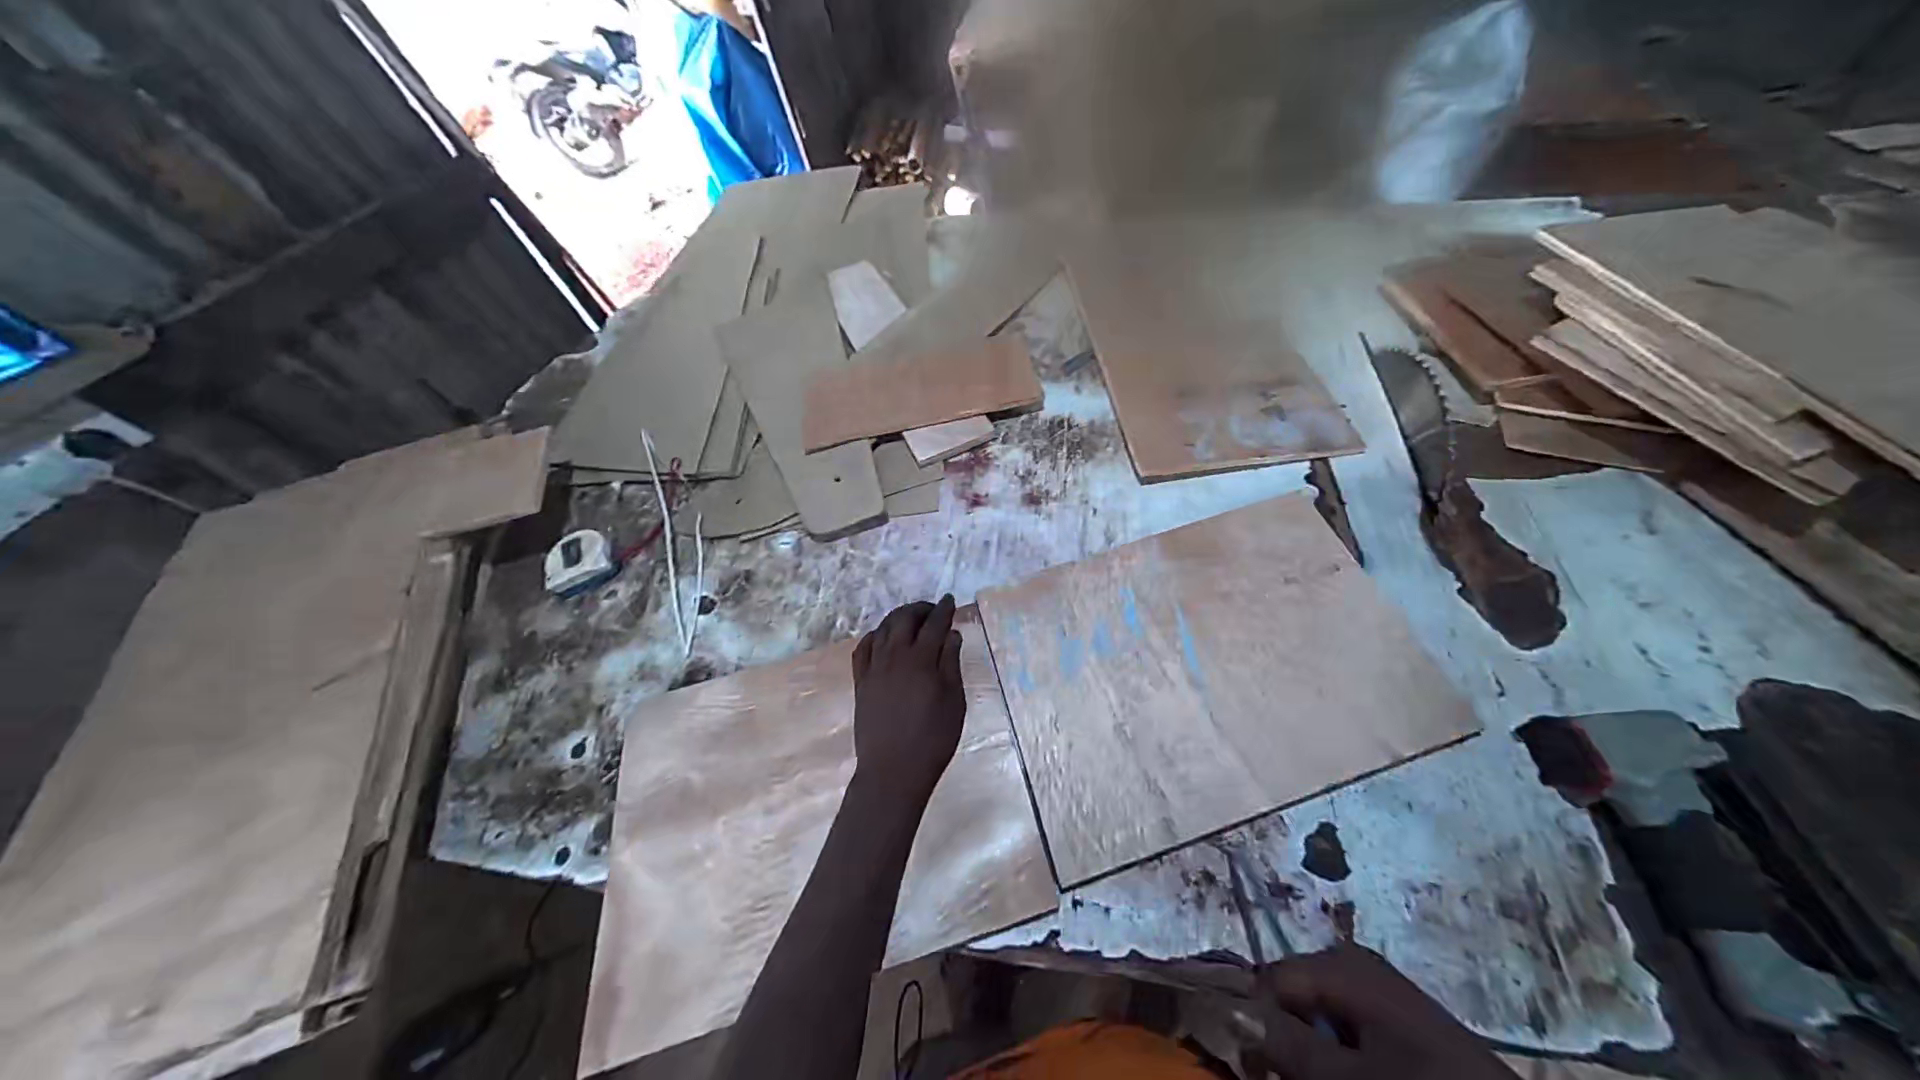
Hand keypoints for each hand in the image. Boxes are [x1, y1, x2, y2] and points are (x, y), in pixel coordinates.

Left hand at [850, 595, 965, 807]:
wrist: (893, 769)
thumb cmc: (933, 738)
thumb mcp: (954, 701)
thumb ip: (951, 664)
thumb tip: (951, 634)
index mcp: (921, 660)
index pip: (934, 624)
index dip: (943, 610)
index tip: (950, 601)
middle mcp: (894, 656)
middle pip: (904, 619)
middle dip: (920, 609)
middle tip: (932, 609)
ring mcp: (873, 668)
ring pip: (883, 629)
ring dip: (898, 618)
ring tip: (910, 618)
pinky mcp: (860, 682)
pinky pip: (863, 649)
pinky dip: (874, 636)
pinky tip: (881, 637)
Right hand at [1235, 945, 1516, 1079]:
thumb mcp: (1347, 1079)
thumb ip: (1286, 1044)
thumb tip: (1229, 1011)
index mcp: (1340, 963)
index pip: (1269, 980)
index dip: (1255, 1020)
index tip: (1256, 1065)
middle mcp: (1355, 961)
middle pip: (1292, 991)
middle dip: (1284, 1032)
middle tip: (1290, 1074)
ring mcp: (1379, 986)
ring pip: (1317, 1010)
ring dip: (1310, 1044)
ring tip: (1320, 1074)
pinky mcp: (1399, 1014)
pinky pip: (1347, 1022)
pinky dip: (1338, 1049)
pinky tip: (1349, 1072)